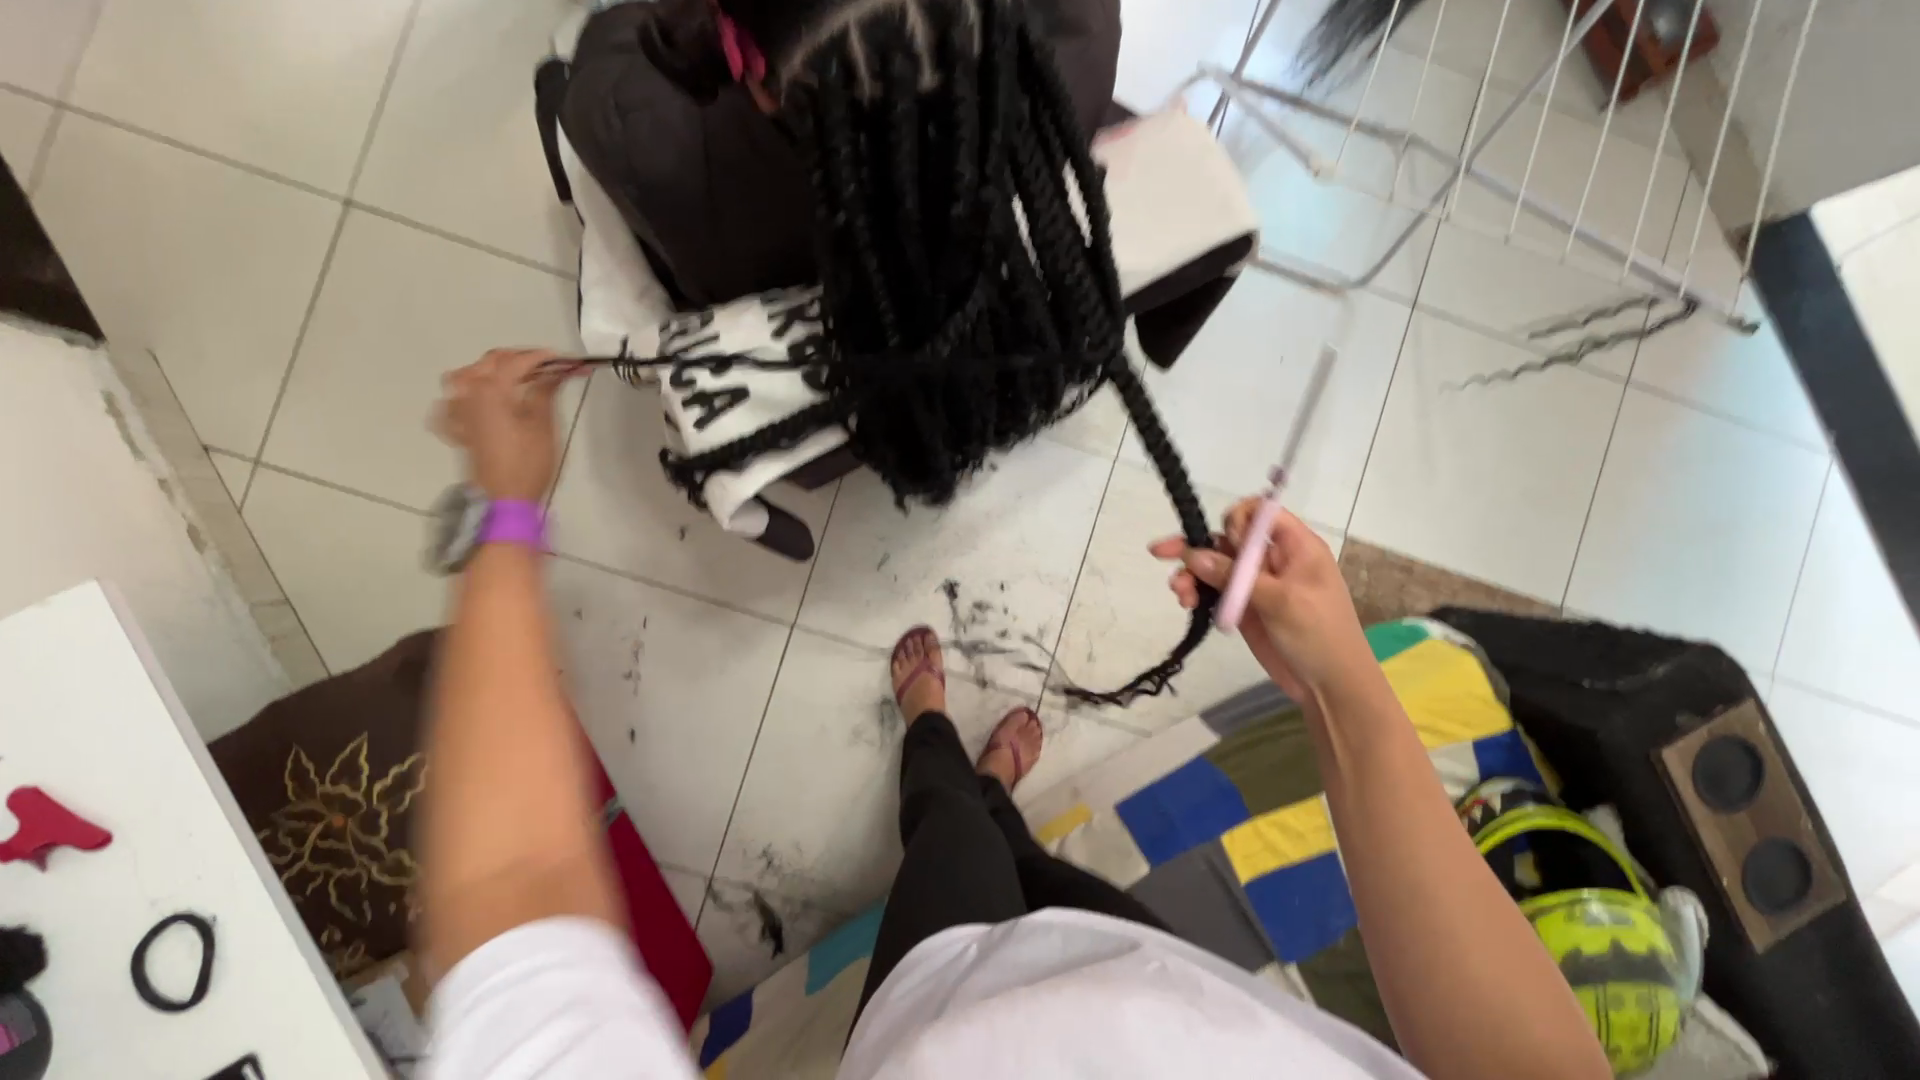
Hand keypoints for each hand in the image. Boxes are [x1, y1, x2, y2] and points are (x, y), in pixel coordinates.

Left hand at [435, 349, 576, 502]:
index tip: (568, 360)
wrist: (504, 498)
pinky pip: (452, 402)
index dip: (544, 358)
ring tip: (514, 377)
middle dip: (521, 359)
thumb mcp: (543, 424)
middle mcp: (468, 392)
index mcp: (491, 389)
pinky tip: (477, 400)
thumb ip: (545, 391)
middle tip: (549, 367)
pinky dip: (465, 395)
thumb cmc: (528, 462)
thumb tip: (555, 372)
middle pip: (492, 361)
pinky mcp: (456, 426)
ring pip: (467, 374)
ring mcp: (457, 409)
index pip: (519, 361)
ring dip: (491, 370)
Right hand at [1150, 500, 1370, 701]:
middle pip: (1227, 539)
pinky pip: (1213, 591)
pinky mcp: (1243, 607)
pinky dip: (1197, 593)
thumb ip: (1235, 577)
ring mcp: (1255, 584)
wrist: (1330, 686)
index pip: (1260, 513)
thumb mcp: (1281, 602)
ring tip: (1180, 595)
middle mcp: (1272, 559)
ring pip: (1214, 566)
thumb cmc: (1319, 635)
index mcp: (1294, 547)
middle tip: (1161, 553)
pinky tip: (1188, 603)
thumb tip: (1192, 555)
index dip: (1236, 521)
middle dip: (1196, 547)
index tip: (1224, 543)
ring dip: (1191, 575)